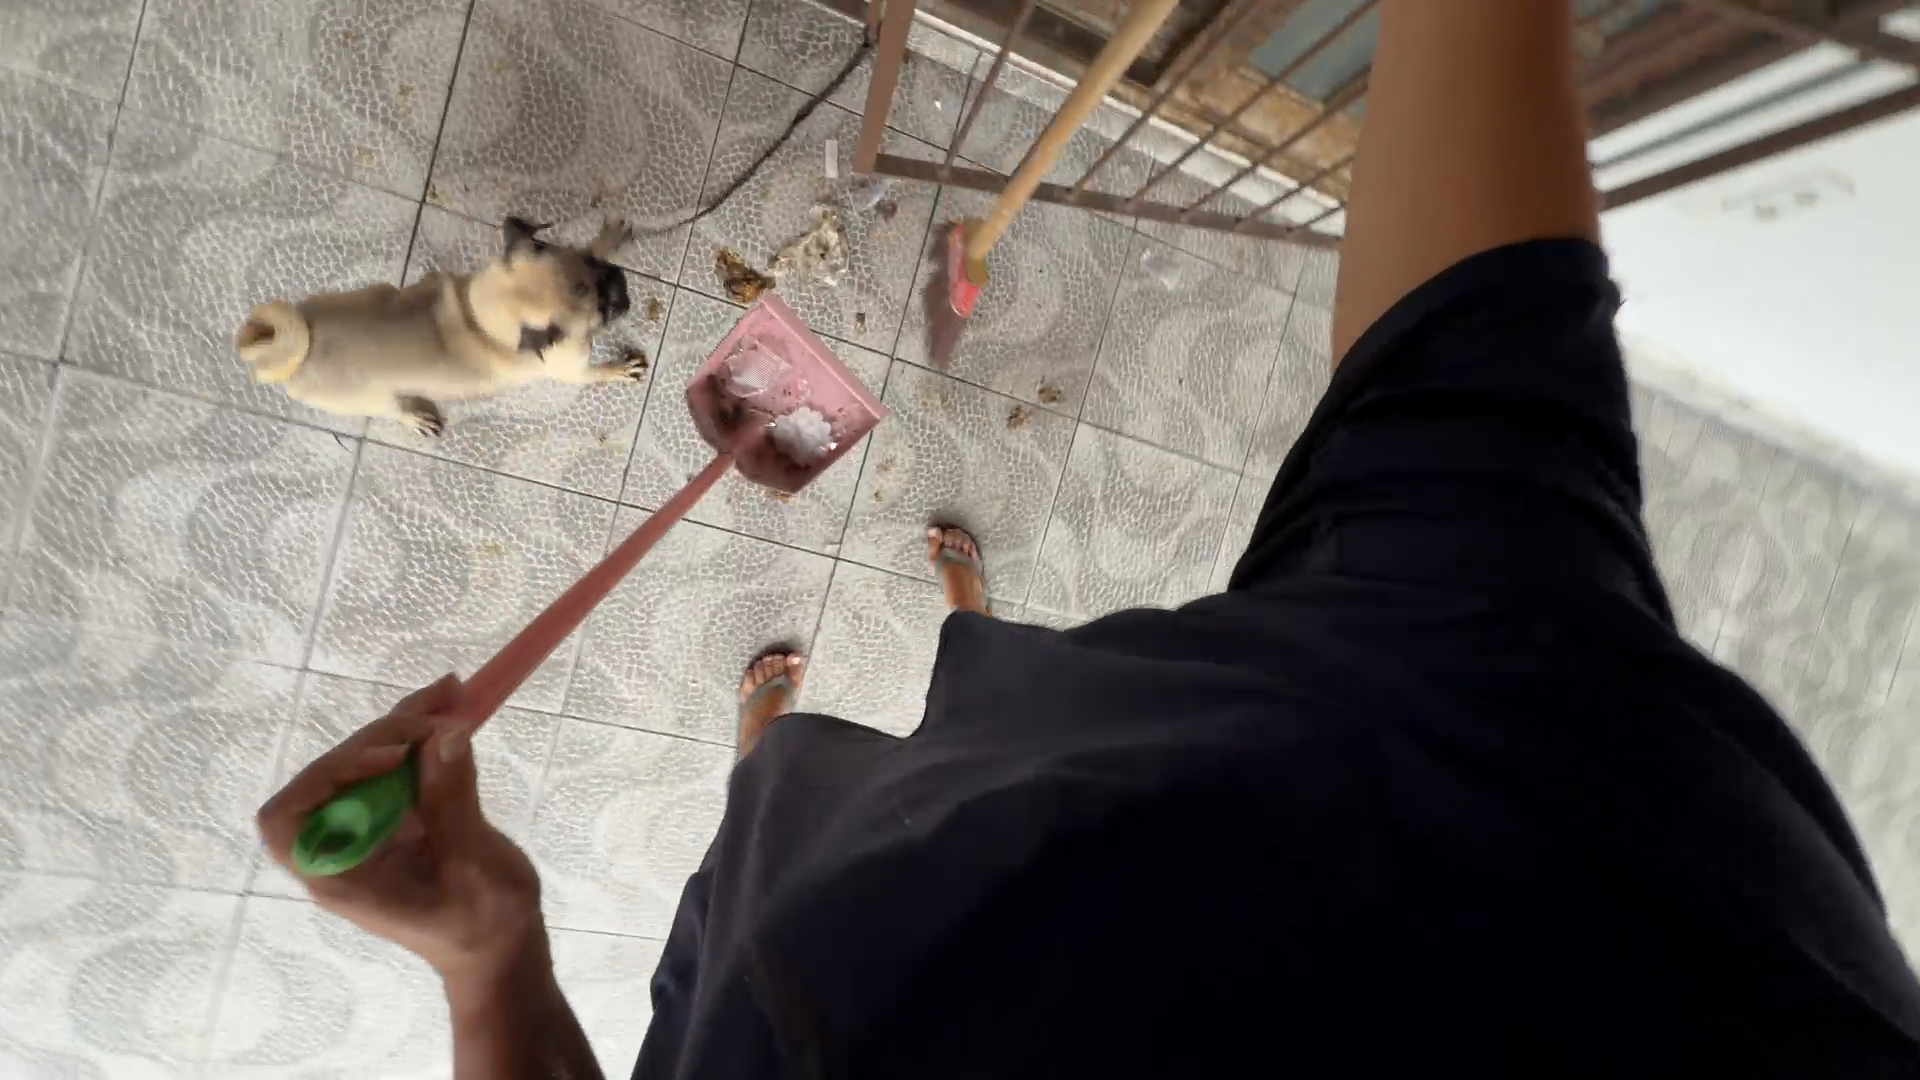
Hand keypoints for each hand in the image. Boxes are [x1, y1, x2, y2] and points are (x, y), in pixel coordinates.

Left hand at [257, 675, 544, 983]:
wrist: (500, 946)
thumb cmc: (480, 921)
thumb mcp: (470, 862)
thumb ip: (452, 800)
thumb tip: (445, 734)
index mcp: (342, 873)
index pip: (291, 815)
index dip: (331, 773)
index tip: (392, 755)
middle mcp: (347, 847)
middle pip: (335, 777)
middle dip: (383, 735)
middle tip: (442, 704)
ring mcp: (377, 830)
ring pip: (370, 765)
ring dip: (406, 725)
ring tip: (452, 689)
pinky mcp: (408, 817)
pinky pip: (404, 769)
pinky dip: (426, 737)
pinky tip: (454, 709)